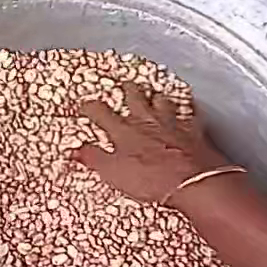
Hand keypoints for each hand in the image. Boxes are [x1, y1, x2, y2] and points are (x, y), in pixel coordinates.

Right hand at [73, 83, 235, 204]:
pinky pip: (190, 114)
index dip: (91, 107)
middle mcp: (147, 121)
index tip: (85, 105)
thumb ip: (94, 158)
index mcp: (124, 131)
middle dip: (128, 90)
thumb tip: (73, 150)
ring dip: (157, 97)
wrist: (191, 182)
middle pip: (135, 98)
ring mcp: (172, 124)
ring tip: (154, 93)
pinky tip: (189, 108)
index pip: (101, 112)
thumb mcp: (113, 173)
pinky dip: (188, 110)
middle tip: (125, 84)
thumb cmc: (150, 179)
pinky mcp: (193, 131)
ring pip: (163, 101)